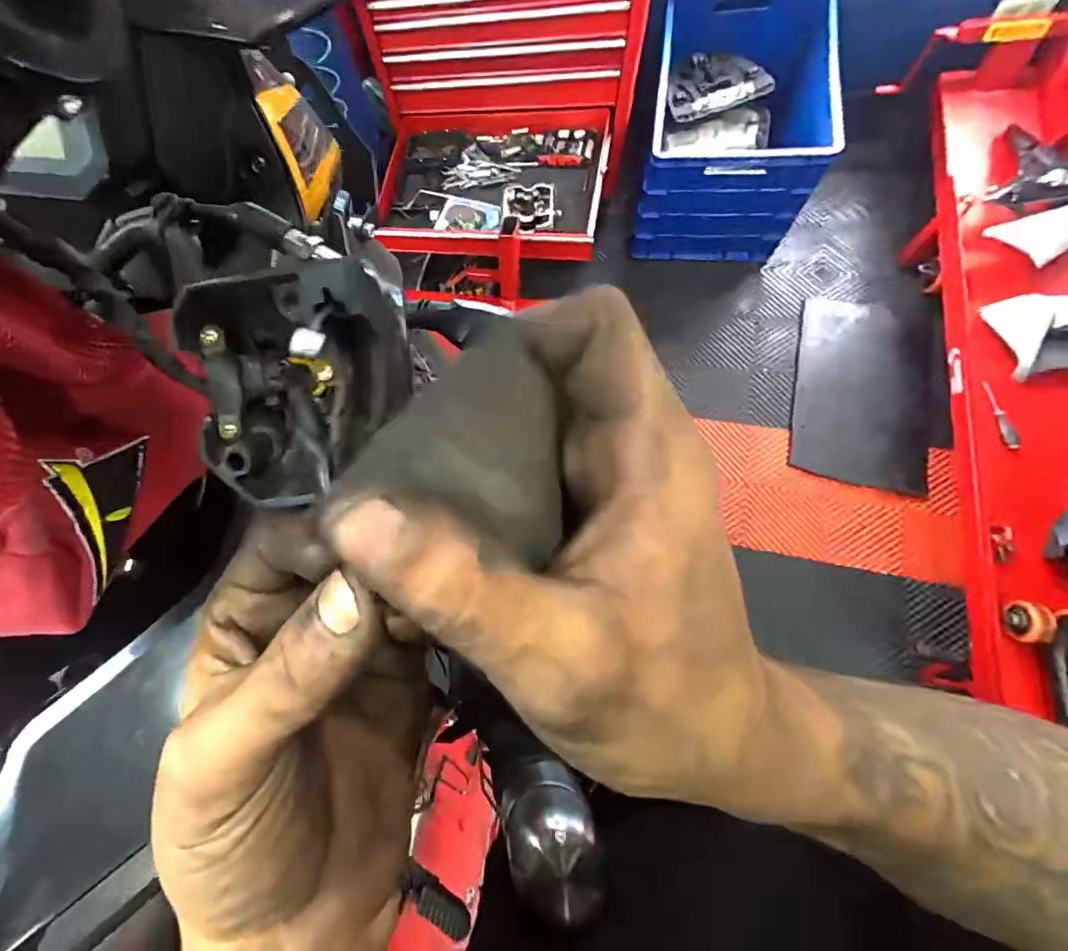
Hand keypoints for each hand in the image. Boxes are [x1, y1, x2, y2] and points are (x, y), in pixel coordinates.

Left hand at [153, 516, 430, 949]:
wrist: (296, 931)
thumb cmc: (227, 841)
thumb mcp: (222, 761)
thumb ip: (285, 678)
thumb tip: (354, 594)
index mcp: (243, 620)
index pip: (276, 545)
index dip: (314, 531)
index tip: (365, 529)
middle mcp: (303, 618)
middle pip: (341, 556)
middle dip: (375, 546)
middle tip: (422, 536)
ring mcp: (361, 647)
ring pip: (388, 586)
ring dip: (412, 578)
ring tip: (444, 570)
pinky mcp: (408, 677)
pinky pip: (426, 630)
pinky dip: (440, 615)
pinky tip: (456, 606)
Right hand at [324, 286, 799, 811]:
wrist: (713, 743)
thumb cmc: (656, 700)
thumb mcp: (549, 655)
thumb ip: (456, 588)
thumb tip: (354, 518)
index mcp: (646, 447)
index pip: (599, 324)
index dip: (531, 327)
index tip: (460, 387)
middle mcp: (633, 441)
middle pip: (555, 360)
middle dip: (482, 385)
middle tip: (413, 449)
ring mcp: (613, 471)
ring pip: (539, 405)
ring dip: (477, 428)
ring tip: (415, 479)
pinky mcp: (594, 503)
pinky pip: (533, 452)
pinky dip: (487, 466)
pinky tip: (448, 513)